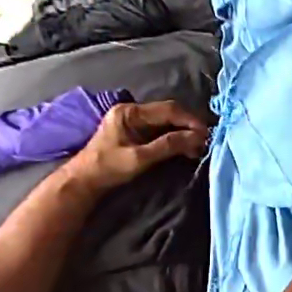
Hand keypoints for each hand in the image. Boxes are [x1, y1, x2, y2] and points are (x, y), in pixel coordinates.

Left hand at [66, 99, 208, 192]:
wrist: (84, 181)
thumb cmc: (109, 168)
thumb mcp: (140, 157)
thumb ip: (168, 145)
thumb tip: (197, 137)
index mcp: (130, 112)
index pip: (168, 110)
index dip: (190, 120)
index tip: (206, 133)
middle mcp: (133, 111)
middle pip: (169, 113)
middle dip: (189, 126)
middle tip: (205, 141)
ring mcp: (134, 121)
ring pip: (168, 122)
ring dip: (184, 133)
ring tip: (198, 147)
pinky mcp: (137, 132)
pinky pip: (162, 130)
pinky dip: (176, 138)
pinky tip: (186, 148)